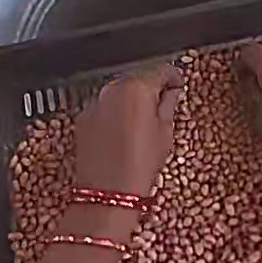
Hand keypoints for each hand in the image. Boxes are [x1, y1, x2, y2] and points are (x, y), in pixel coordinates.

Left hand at [73, 64, 182, 196]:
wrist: (107, 192)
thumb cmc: (141, 163)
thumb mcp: (165, 133)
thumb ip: (168, 105)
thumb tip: (171, 93)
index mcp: (138, 88)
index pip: (161, 70)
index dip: (173, 76)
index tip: (178, 84)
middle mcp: (113, 89)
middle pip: (137, 79)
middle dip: (150, 88)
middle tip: (163, 104)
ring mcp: (95, 102)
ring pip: (119, 92)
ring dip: (131, 100)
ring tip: (142, 121)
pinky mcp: (83, 118)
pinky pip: (104, 107)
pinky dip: (114, 112)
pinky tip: (123, 131)